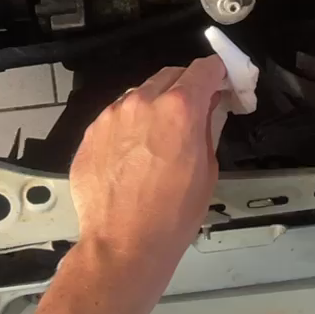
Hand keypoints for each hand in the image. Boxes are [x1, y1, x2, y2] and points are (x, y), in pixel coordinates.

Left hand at [68, 56, 226, 309]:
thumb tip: (210, 108)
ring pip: (139, 94)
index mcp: (179, 109)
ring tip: (161, 137)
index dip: (218, 72)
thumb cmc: (170, 216)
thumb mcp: (207, 170)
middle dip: (187, 86)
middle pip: (170, 75)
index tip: (223, 81)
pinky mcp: (91, 133)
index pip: (204, 69)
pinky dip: (130, 125)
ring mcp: (112, 116)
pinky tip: (135, 153)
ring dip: (155, 105)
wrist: (123, 244)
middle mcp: (142, 102)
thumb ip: (208, 128)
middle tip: (196, 107)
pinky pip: (116, 117)